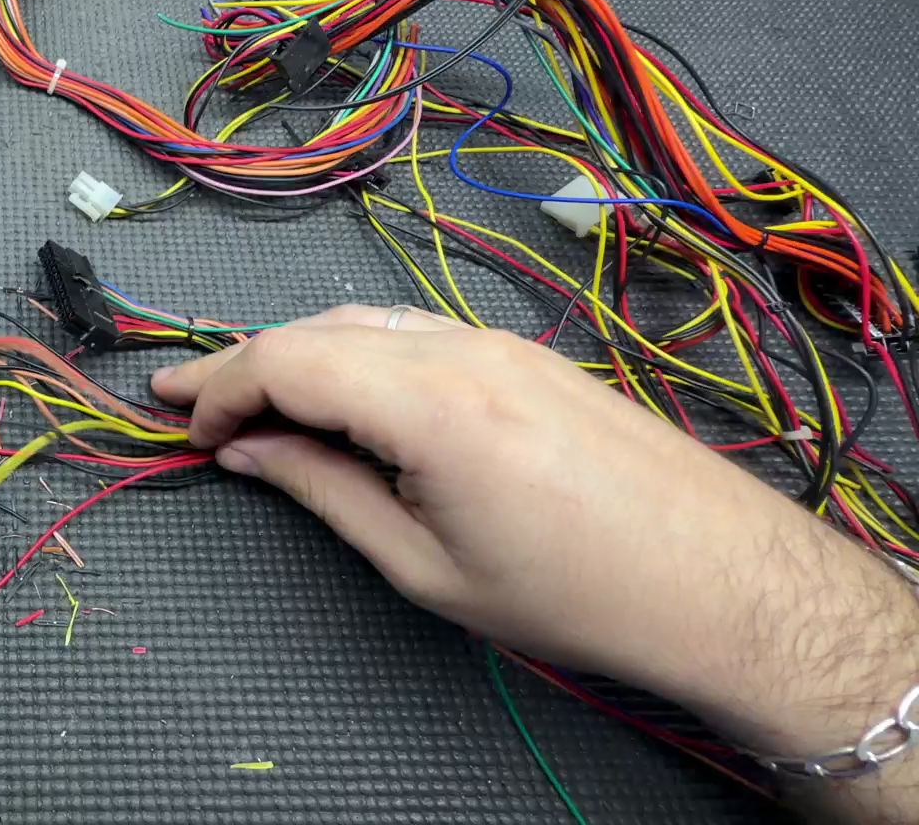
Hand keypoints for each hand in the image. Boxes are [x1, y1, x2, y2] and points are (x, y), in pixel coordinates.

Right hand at [153, 305, 918, 818]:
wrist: (742, 594)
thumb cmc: (572, 599)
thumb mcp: (420, 565)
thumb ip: (318, 489)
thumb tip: (242, 451)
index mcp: (429, 404)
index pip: (282, 362)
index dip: (220, 390)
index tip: (191, 432)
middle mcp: (454, 349)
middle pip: (307, 332)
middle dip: (234, 364)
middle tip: (180, 396)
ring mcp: (488, 339)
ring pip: (348, 321)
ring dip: (285, 352)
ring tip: (239, 390)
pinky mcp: (511, 349)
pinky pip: (396, 330)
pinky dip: (338, 351)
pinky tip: (323, 383)